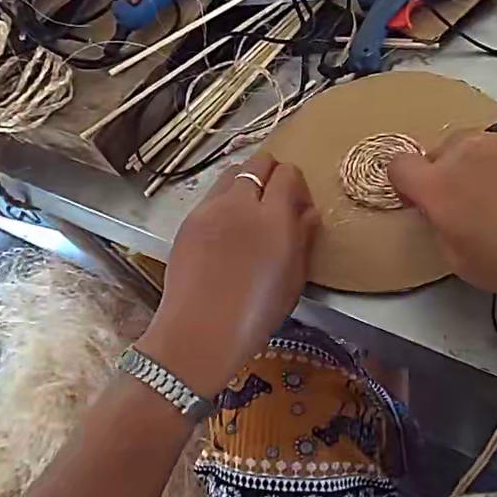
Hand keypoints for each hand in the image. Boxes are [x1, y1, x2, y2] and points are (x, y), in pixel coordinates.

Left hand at [138, 156, 317, 393]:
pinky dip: (224, 201)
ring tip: (250, 214)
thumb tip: (308, 213)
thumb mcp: (293, 280)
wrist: (199, 332)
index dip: (297, 184)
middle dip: (272, 174)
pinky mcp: (188, 222)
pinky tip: (227, 232)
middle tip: (277, 203)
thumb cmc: (255, 314)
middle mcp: (239, 203)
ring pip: (231, 175)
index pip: (288, 174)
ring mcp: (208, 210)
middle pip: (258, 164)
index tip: (299, 206)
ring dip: (246, 183)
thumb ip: (303, 238)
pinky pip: (212, 197)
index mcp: (272, 218)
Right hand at [388, 132, 496, 303]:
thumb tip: (447, 219)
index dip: (402, 182)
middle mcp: (465, 154)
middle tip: (458, 205)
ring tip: (493, 201)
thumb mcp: (461, 262)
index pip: (399, 166)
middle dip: (440, 172)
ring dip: (472, 167)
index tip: (413, 197)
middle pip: (437, 150)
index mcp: (437, 185)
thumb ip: (443, 230)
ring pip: (472, 147)